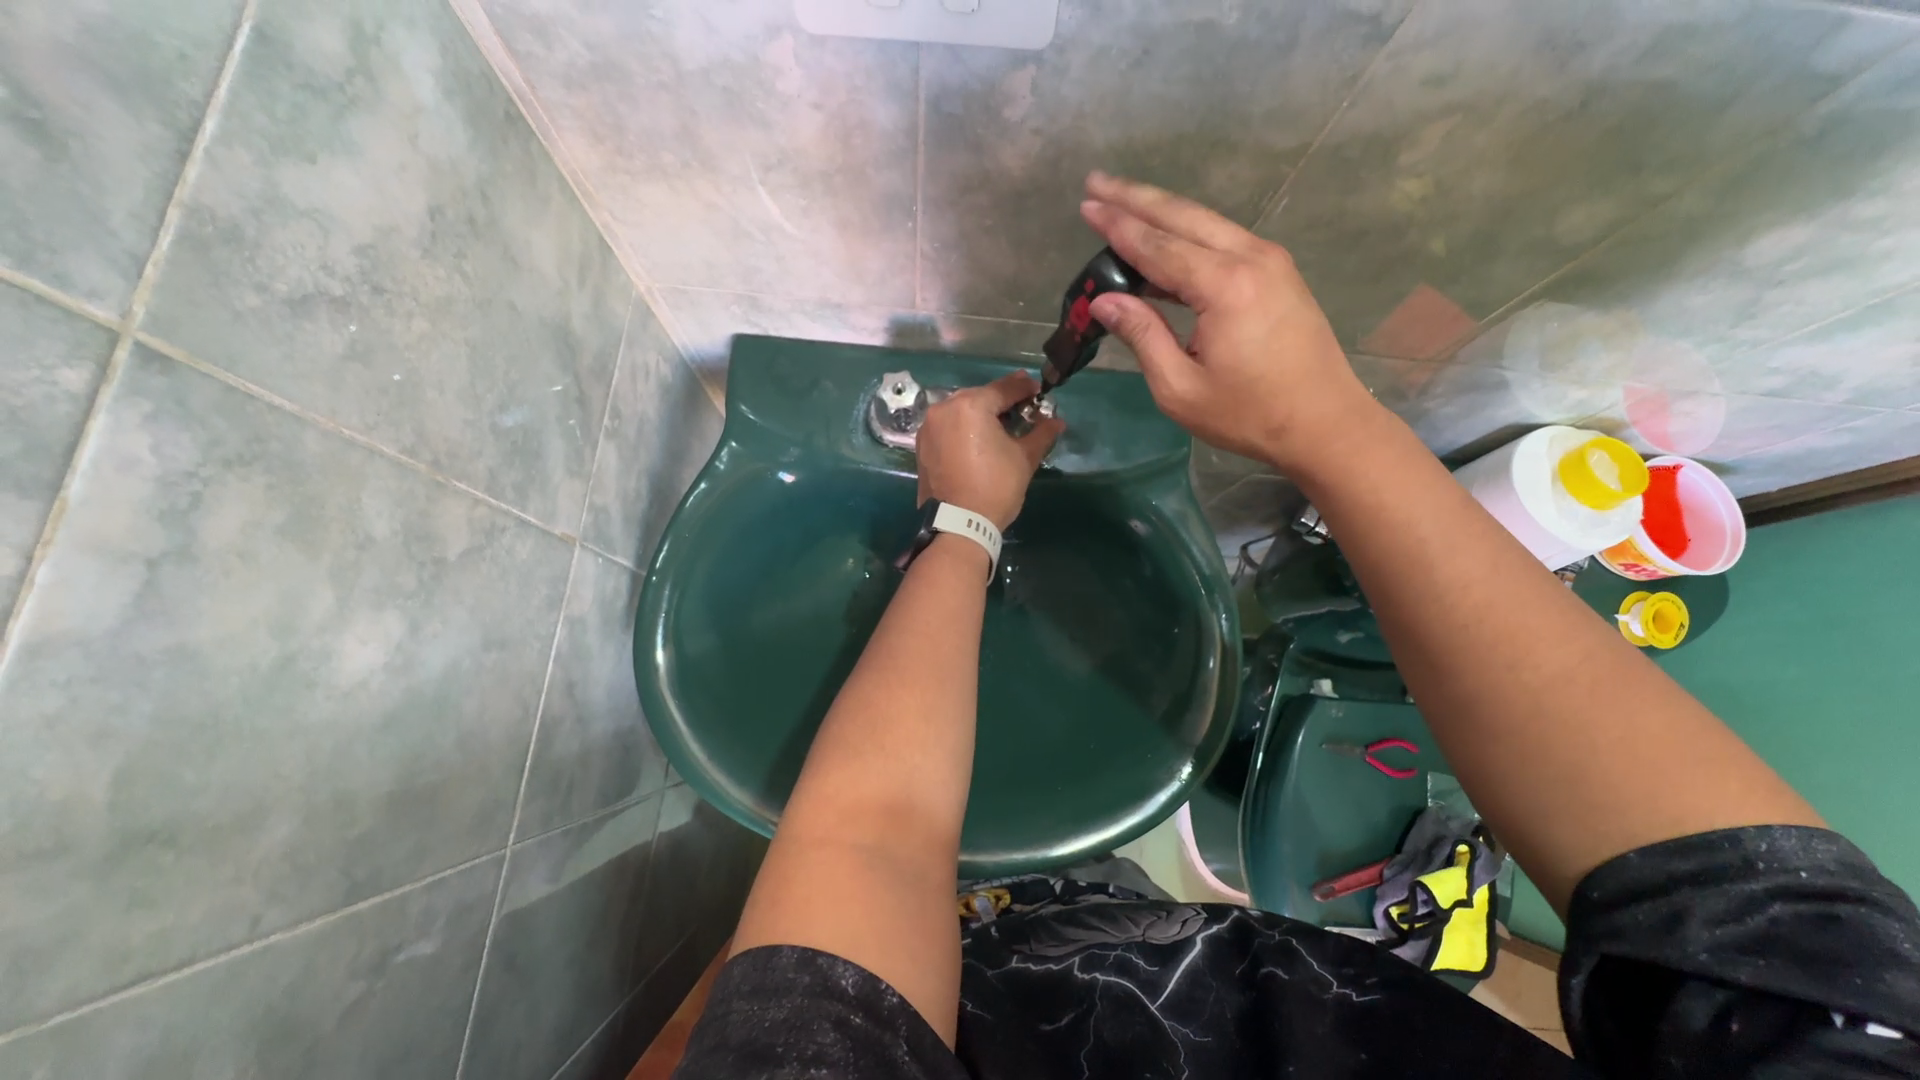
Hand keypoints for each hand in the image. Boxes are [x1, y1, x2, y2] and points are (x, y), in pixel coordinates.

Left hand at [915, 371, 1064, 529]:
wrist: (958, 524)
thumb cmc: (995, 487)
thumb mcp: (1024, 458)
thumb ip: (1041, 434)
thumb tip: (1057, 422)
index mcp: (971, 406)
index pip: (1004, 388)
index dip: (1025, 388)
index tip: (1038, 390)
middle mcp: (944, 408)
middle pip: (980, 396)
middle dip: (1001, 400)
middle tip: (1022, 407)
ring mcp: (929, 426)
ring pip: (961, 410)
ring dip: (981, 413)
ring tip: (1001, 424)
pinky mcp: (922, 444)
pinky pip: (948, 426)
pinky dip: (964, 427)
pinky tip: (978, 439)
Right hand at [1078, 171, 1381, 471]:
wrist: (1326, 423)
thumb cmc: (1250, 415)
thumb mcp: (1181, 388)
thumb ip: (1142, 337)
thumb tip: (1104, 301)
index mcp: (1224, 286)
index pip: (1158, 246)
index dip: (1118, 227)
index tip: (1086, 206)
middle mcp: (1250, 258)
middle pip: (1184, 216)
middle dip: (1136, 198)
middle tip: (1097, 182)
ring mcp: (1271, 261)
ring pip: (1206, 222)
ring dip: (1163, 210)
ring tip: (1123, 200)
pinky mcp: (1279, 273)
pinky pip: (1223, 239)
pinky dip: (1188, 233)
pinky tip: (1165, 240)